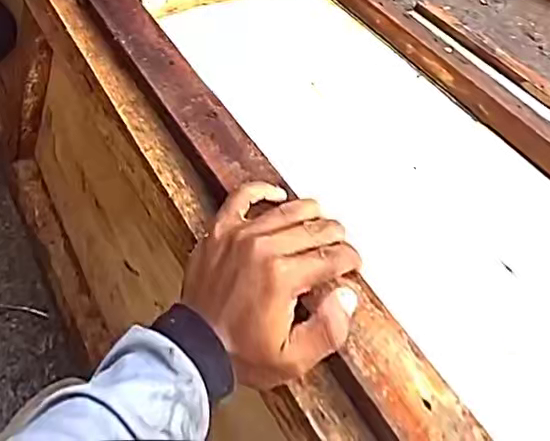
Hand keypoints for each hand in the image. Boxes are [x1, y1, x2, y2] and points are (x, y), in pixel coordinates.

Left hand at [180, 182, 360, 389]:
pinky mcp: (220, 229)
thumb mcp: (293, 359)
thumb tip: (347, 296)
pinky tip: (276, 193)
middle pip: (310, 230)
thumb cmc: (242, 353)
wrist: (196, 347)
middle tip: (342, 238)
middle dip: (333, 234)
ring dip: (307, 210)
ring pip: (283, 211)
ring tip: (320, 214)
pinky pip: (241, 197)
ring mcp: (239, 234)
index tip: (353, 261)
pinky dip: (260, 190)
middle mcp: (262, 248)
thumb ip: (328, 330)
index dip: (347, 258)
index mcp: (282, 276)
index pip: (328, 257)